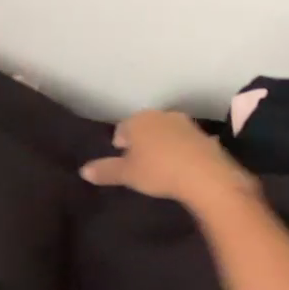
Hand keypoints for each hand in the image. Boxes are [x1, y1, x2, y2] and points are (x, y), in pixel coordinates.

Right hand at [79, 109, 257, 207]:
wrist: (205, 174)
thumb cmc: (158, 170)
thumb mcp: (127, 174)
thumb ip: (105, 171)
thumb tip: (83, 171)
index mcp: (138, 120)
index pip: (122, 128)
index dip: (120, 143)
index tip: (122, 158)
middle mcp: (160, 115)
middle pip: (144, 126)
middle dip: (141, 141)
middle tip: (139, 162)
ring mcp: (185, 123)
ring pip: (165, 131)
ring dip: (161, 143)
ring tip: (160, 164)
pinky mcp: (204, 135)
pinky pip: (184, 140)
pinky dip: (179, 150)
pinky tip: (180, 166)